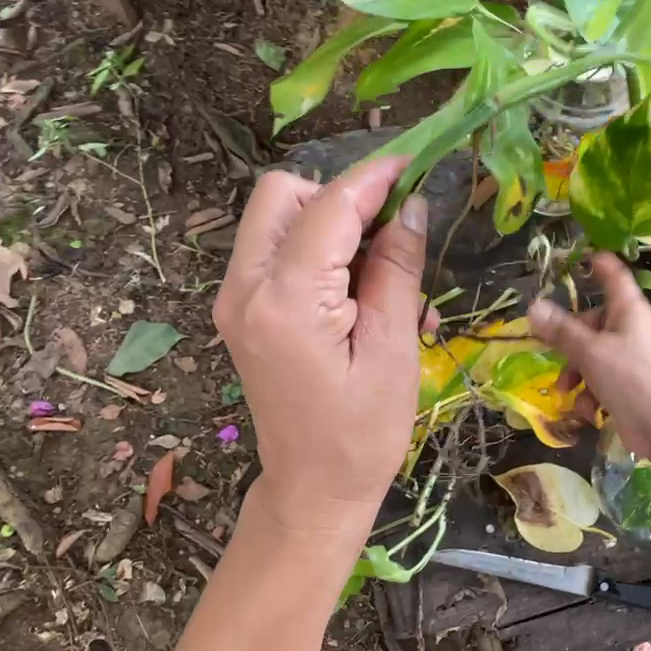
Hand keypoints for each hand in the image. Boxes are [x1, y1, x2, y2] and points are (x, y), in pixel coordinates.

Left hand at [213, 158, 427, 532]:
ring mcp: (234, 299)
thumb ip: (397, 270)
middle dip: (341, 197)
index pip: (329, 209)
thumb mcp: (393, 350)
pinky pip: (276, 252)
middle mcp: (244, 288)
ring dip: (330, 222)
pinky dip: (318, 252)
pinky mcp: (241, 310)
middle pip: (283, 195)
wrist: (314, 488)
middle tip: (393, 230)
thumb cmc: (364, 432)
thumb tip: (412, 208)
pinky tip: (358, 290)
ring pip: (276, 217)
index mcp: (286, 301)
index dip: (375, 179)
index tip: (416, 162)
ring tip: (381, 270)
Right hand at [527, 254, 650, 461]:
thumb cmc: (632, 380)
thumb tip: (534, 306)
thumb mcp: (590, 352)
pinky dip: (591, 393)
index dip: (595, 262)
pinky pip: (602, 379)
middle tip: (548, 349)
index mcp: (629, 309)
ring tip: (565, 391)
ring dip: (576, 372)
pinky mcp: (631, 384)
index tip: (574, 258)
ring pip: (593, 353)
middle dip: (569, 339)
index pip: (612, 274)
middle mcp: (632, 328)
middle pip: (593, 320)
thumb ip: (561, 331)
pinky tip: (585, 410)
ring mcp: (632, 357)